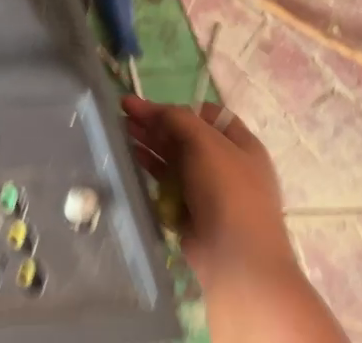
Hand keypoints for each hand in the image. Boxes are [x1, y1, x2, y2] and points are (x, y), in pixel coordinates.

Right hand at [121, 97, 293, 284]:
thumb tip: (153, 109)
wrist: (236, 255)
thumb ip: (177, 118)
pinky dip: (150, 164)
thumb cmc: (227, 191)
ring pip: (174, 155)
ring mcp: (209, 187)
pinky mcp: (191, 207)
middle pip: (186, 134)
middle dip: (155, 120)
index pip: (209, 115)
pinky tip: (131, 154)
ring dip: (148, 140)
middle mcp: (227, 164)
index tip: (150, 105)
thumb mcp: (205, 142)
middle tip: (123, 111)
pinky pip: (167, 179)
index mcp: (242, 145)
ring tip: (120, 129)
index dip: (179, 107)